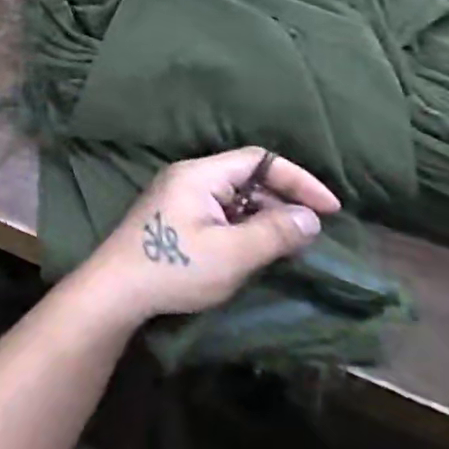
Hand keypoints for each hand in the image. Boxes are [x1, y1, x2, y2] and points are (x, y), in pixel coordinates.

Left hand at [75, 148, 341, 326]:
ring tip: (290, 247)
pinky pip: (219, 213)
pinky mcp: (174, 219)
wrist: (117, 289)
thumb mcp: (233, 253)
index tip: (331, 210)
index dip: (298, 180)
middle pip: (245, 176)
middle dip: (283, 200)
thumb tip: (310, 217)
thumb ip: (275, 232)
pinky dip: (244, 226)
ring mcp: (177, 198)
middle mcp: (186, 178)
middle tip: (312, 234)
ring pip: (234, 197)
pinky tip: (258, 251)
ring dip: (264, 217)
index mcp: (197, 175)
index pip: (257, 160)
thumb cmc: (175, 266)